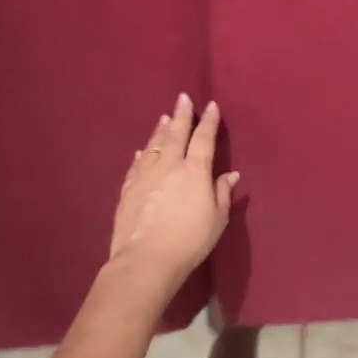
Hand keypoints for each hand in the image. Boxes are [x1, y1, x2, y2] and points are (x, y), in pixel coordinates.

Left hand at [109, 94, 239, 281]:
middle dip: (181, 115)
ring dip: (160, 131)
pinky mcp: (128, 190)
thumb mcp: (217, 218)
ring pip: (154, 146)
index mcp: (195, 171)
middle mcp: (170, 166)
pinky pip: (136, 166)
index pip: (204, 139)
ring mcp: (146, 177)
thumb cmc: (190, 239)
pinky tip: (142, 151)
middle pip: (176, 134)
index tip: (211, 106)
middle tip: (182, 98)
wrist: (146, 259)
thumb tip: (229, 175)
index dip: (209, 122)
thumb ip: (222, 193)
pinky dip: (142, 155)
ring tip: (163, 118)